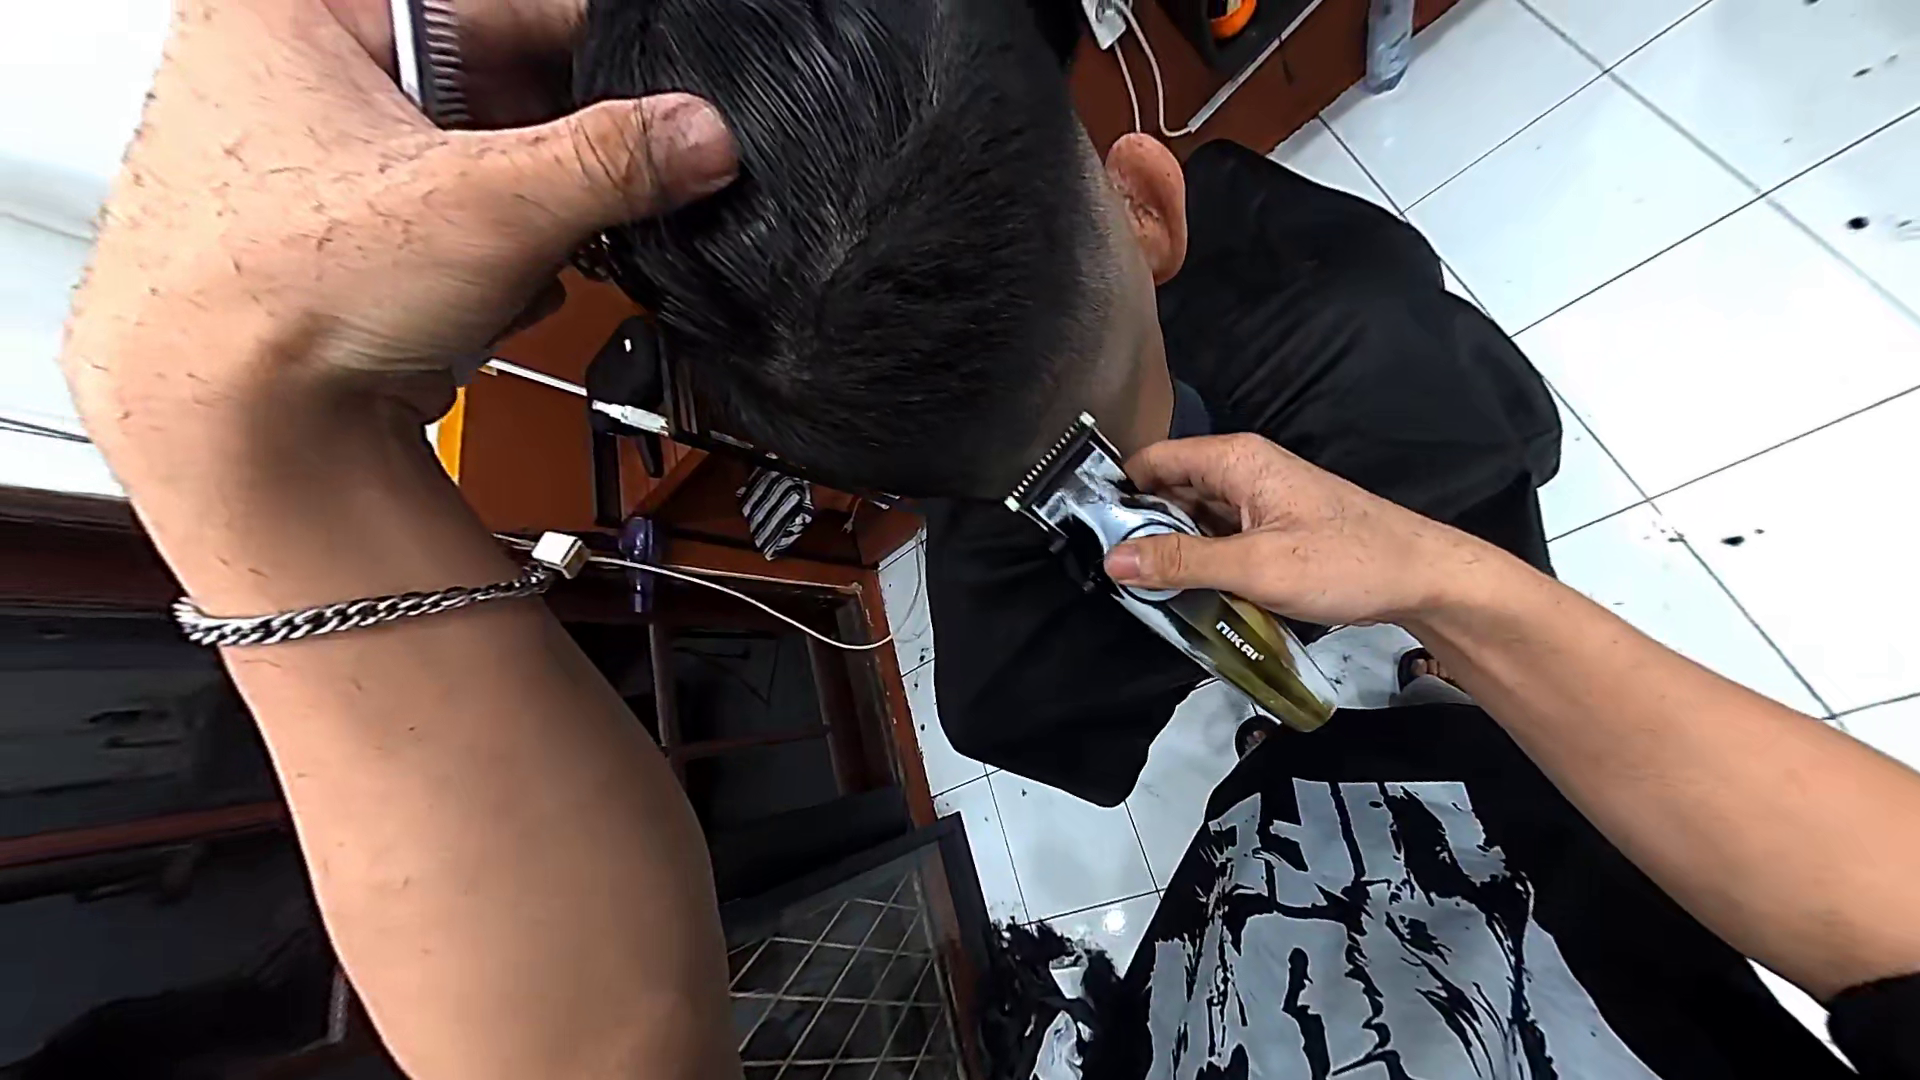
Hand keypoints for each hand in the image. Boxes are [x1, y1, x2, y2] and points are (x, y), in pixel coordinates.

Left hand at [62, 0, 733, 445]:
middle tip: (594, 203)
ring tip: (531, 257)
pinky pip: (486, 224)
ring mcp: (354, 167)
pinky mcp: (386, 238)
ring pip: (502, 171)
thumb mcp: (491, 203)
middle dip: (566, 165)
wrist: (260, 413)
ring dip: (543, 222)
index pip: (504, 8)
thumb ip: (612, 162)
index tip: (665, 102)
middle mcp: (322, 81)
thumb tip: (699, 135)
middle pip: (507, 99)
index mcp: (307, 13)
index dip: (598, 59)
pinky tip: (500, 287)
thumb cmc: (292, 289)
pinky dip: (514, 257)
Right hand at [1105, 433, 1494, 625]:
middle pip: (1166, 489)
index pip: (1151, 461)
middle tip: (1114, 568)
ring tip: (1142, 583)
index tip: (1092, 531)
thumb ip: (1180, 562)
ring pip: (1188, 515)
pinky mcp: (1263, 523)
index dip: (1118, 491)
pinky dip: (1195, 556)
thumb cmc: (1348, 561)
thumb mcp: (1254, 566)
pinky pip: (1212, 534)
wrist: (1426, 578)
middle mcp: (1238, 470)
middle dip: (1139, 526)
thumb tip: (1114, 561)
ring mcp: (1252, 497)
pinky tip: (1183, 586)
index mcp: (1233, 459)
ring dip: (1168, 546)